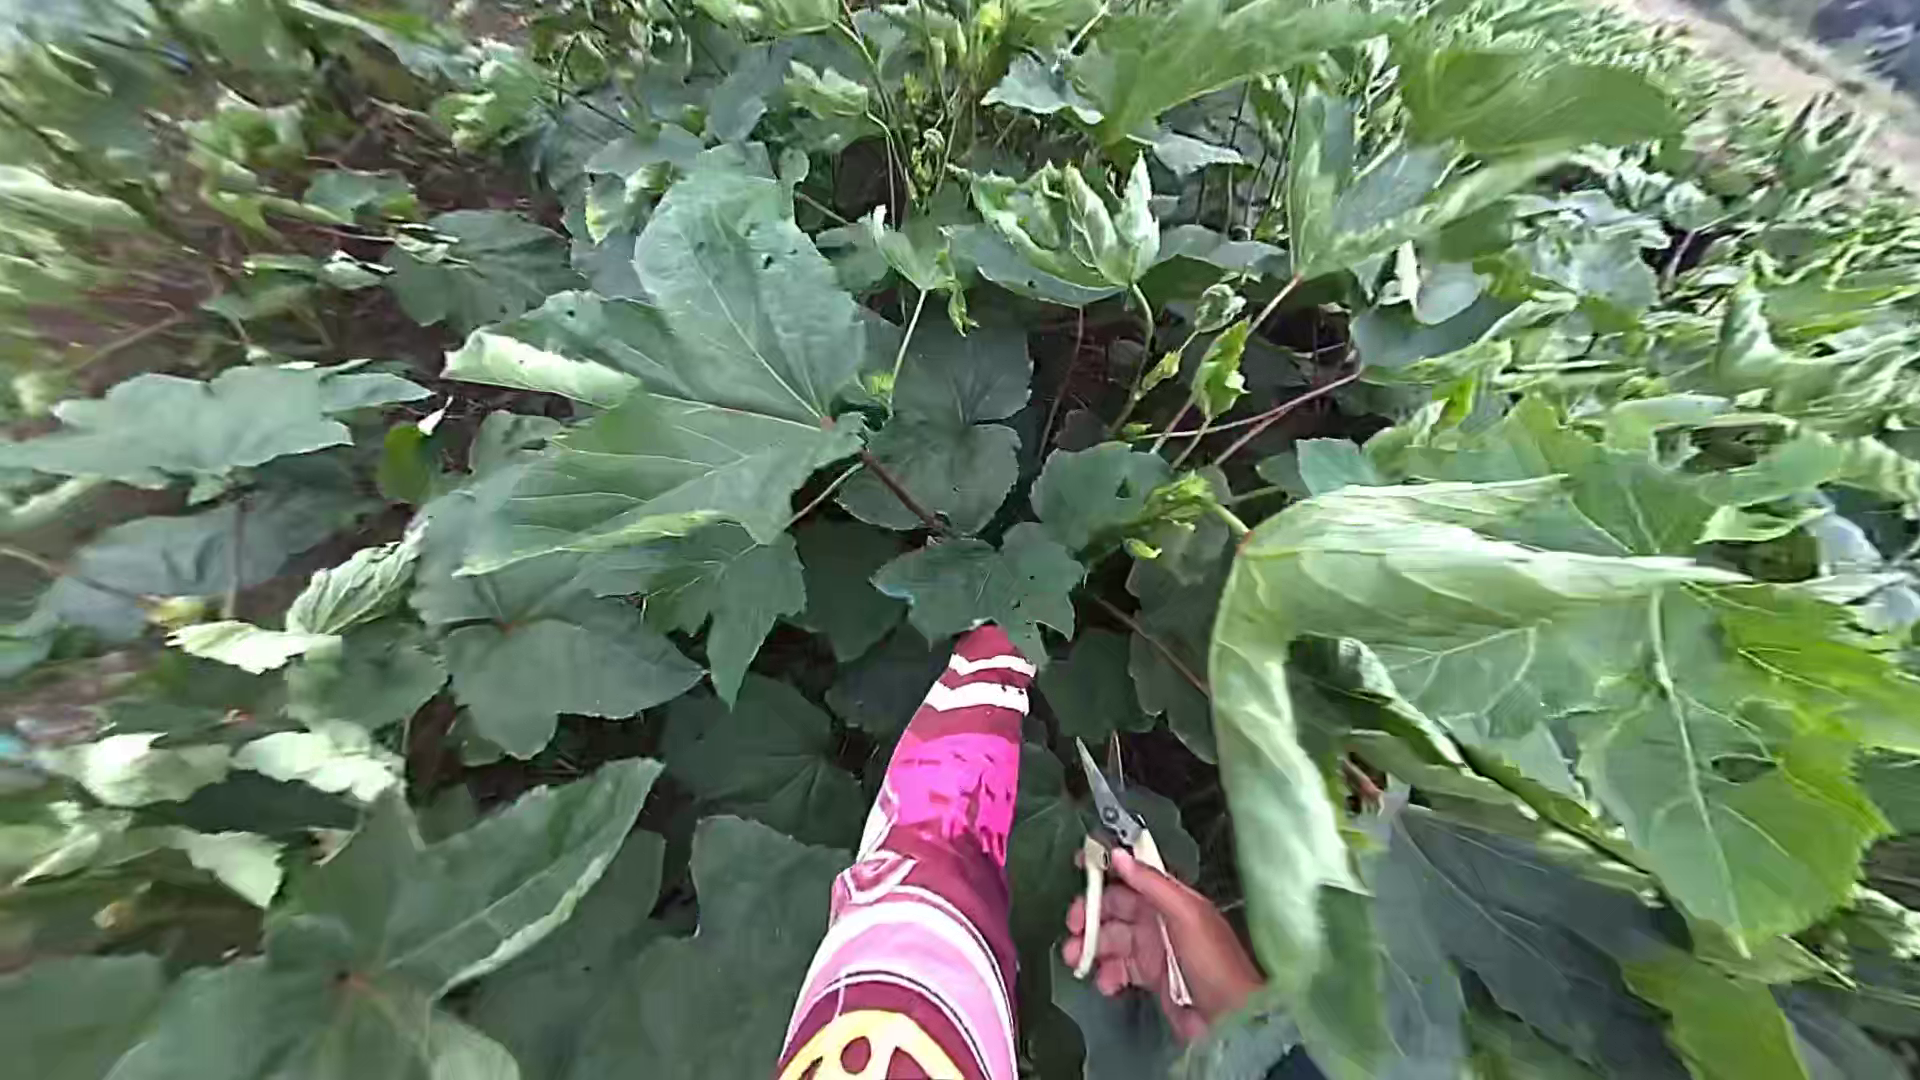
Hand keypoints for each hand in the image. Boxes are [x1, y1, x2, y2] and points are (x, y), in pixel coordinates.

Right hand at [1061, 847, 1264, 1039]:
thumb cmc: (1212, 961)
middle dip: (1090, 913)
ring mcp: (1153, 948)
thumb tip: (1118, 854)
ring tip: (1076, 958)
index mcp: (1169, 896)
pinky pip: (1120, 968)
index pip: (1132, 873)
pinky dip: (1108, 974)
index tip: (1080, 864)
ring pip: (1112, 938)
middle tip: (1073, 925)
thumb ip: (1151, 883)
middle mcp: (1157, 917)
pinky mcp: (1150, 977)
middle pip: (1114, 906)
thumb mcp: (1185, 915)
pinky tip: (1106, 983)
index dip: (1106, 867)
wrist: (1232, 1023)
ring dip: (1092, 946)